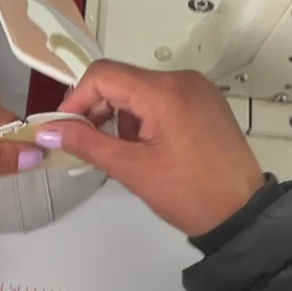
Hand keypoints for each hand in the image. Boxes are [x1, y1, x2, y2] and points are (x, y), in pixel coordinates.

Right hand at [35, 61, 264, 236]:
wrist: (242, 214)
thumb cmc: (189, 194)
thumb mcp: (131, 169)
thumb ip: (86, 143)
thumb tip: (49, 130)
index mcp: (164, 91)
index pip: (102, 75)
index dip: (76, 99)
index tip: (65, 128)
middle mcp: (182, 79)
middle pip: (121, 80)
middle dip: (98, 110)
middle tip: (89, 145)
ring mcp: (197, 89)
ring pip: (139, 90)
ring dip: (121, 117)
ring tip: (125, 153)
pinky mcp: (205, 102)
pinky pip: (161, 98)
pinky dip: (143, 117)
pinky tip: (146, 148)